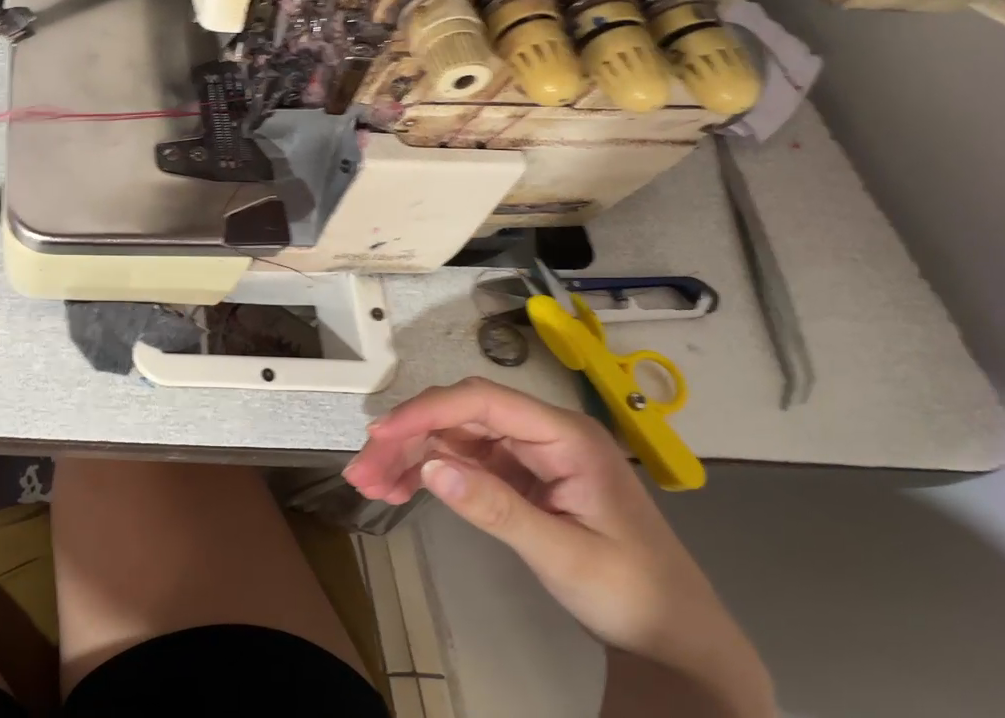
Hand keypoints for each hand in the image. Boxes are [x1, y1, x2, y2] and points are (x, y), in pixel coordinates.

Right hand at [345, 378, 772, 716]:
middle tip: (363, 471)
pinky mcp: (520, 477)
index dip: (425, 411)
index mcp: (566, 437)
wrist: (674, 637)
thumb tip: (430, 468)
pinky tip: (399, 489)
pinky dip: (429, 473)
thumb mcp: (564, 555)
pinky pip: (463, 462)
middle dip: (407, 438)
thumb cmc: (632, 592)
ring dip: (410, 456)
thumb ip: (497, 509)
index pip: (482, 401)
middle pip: (459, 416)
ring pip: (454, 437)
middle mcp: (544, 434)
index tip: (380, 436)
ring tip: (369, 484)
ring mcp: (531, 455)